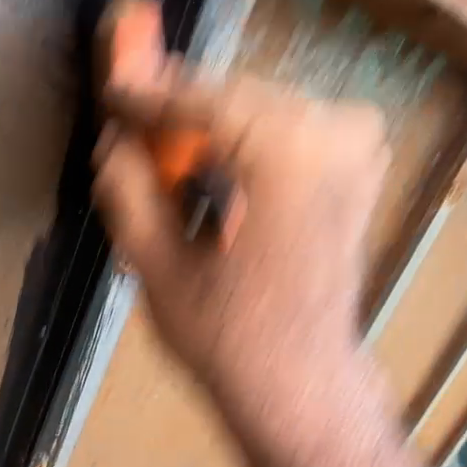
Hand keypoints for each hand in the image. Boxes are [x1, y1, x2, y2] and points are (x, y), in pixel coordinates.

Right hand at [93, 73, 390, 409]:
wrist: (297, 378)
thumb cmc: (225, 335)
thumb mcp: (158, 267)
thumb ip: (131, 194)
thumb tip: (111, 143)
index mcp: (289, 152)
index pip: (205, 101)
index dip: (149, 96)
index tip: (109, 89)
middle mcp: (336, 130)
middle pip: (236, 99)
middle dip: (177, 111)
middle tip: (125, 119)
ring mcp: (357, 143)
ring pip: (259, 111)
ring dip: (205, 129)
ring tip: (155, 151)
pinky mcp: (358, 163)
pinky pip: (285, 130)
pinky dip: (240, 143)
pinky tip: (203, 167)